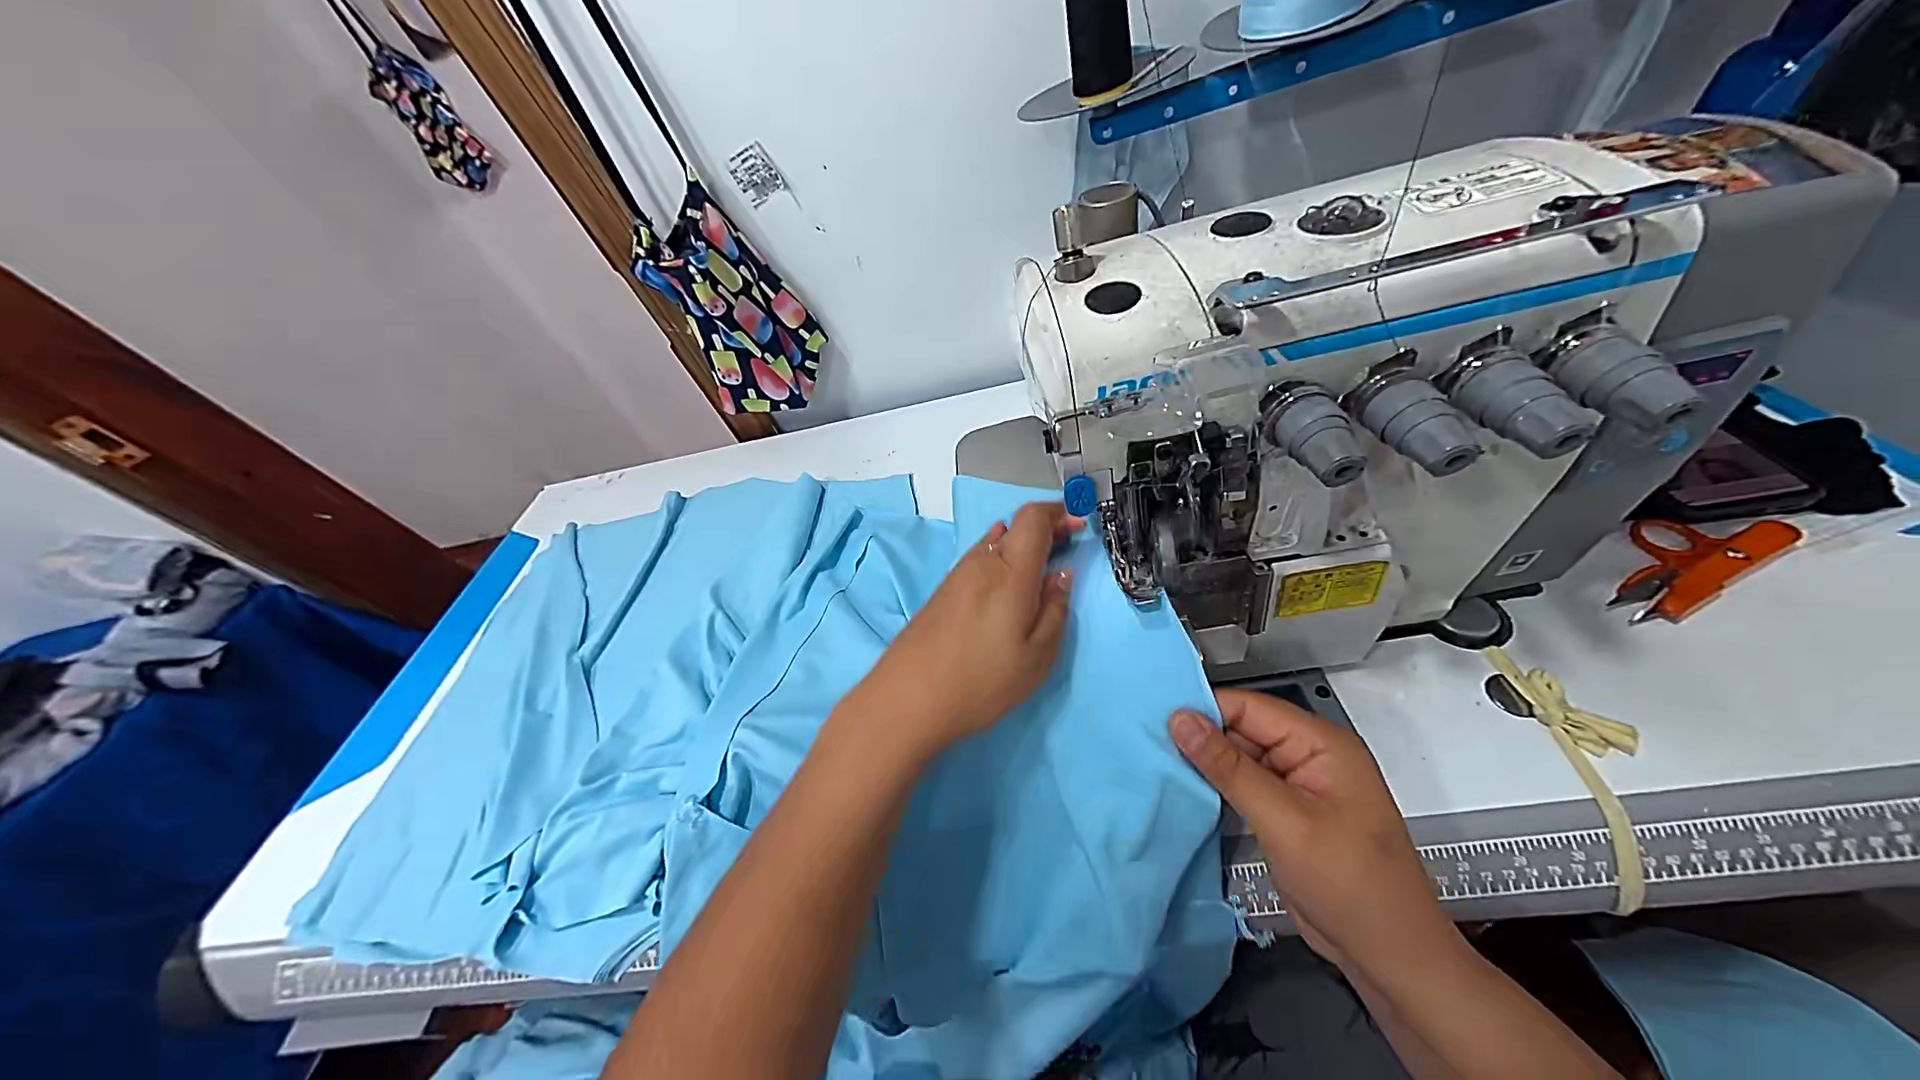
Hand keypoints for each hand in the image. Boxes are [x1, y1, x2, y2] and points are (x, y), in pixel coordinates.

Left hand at [843, 502, 1081, 762]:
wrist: (907, 699)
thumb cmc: (980, 681)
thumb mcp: (1036, 657)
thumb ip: (1055, 610)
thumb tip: (1061, 575)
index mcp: (1010, 571)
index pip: (1033, 517)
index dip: (1058, 512)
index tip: (1079, 525)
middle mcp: (981, 562)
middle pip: (1015, 527)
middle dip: (1045, 530)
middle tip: (1066, 552)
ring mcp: (957, 576)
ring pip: (994, 544)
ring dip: (1022, 548)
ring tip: (1039, 575)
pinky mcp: (942, 592)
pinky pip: (979, 561)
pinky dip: (1001, 562)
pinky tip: (1006, 591)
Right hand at [1170, 691, 1456, 977]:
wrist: (1389, 956)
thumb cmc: (1353, 887)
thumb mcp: (1284, 820)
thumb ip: (1229, 767)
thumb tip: (1182, 720)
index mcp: (1322, 743)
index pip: (1249, 707)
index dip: (1204, 711)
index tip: (1158, 721)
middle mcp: (1310, 755)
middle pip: (1242, 729)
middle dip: (1201, 738)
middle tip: (1151, 745)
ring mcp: (1298, 785)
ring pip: (1239, 757)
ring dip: (1206, 763)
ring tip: (1161, 764)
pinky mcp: (1286, 811)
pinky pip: (1244, 784)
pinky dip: (1218, 787)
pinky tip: (1188, 790)